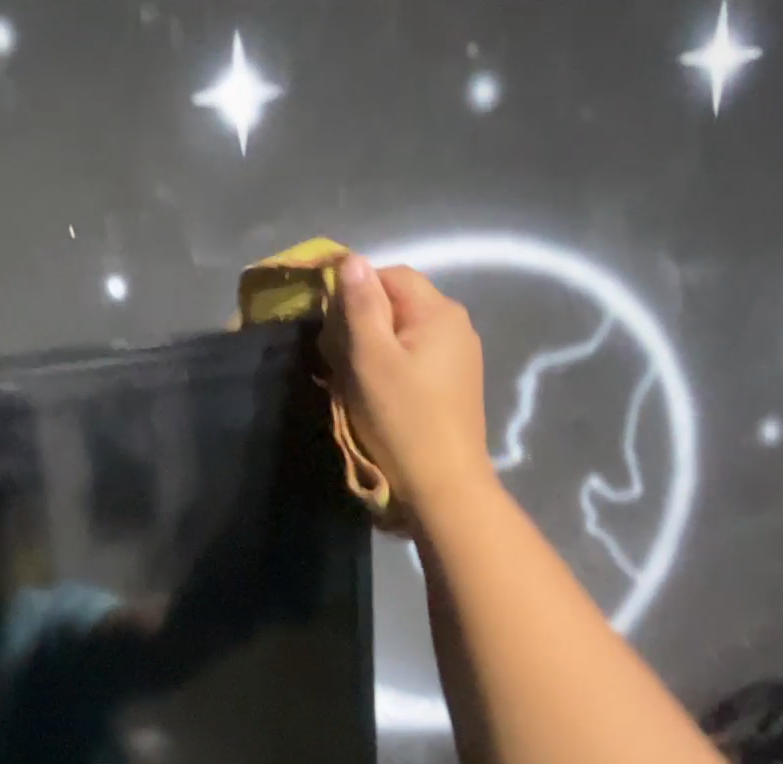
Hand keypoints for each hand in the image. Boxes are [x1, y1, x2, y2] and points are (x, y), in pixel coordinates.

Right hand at [332, 255, 497, 525]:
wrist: (441, 485)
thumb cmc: (401, 420)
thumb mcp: (371, 360)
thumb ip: (360, 307)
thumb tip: (350, 260)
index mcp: (438, 312)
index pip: (390, 275)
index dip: (353, 291)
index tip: (325, 326)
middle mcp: (455, 326)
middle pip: (397, 304)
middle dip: (359, 322)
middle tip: (331, 357)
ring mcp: (457, 357)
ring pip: (401, 334)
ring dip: (369, 348)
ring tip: (346, 379)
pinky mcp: (451, 385)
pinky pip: (411, 359)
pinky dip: (385, 368)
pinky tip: (370, 394)